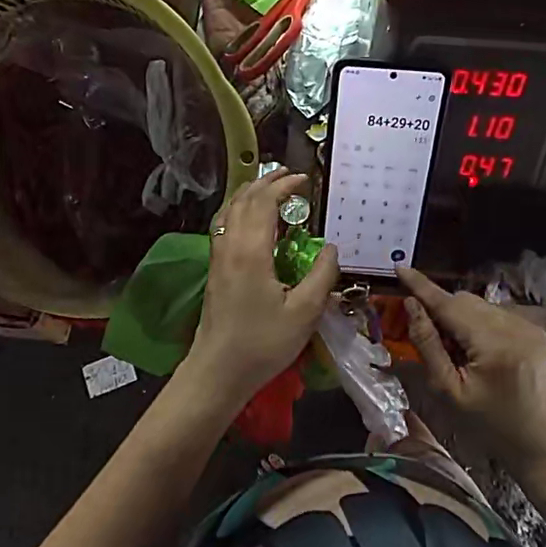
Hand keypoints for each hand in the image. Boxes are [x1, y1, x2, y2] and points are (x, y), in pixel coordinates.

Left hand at [183, 171, 338, 404]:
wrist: (218, 371)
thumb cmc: (263, 344)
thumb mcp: (305, 313)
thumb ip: (321, 275)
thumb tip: (331, 248)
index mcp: (250, 252)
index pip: (263, 203)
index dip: (282, 186)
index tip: (303, 179)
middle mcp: (229, 247)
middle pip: (242, 201)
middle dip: (264, 183)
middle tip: (288, 175)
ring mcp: (217, 259)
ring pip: (228, 212)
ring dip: (248, 194)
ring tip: (268, 189)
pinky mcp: (214, 272)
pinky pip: (224, 227)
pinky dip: (238, 212)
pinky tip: (249, 222)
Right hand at [396, 266, 545, 454]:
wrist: (540, 441)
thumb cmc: (489, 424)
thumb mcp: (448, 390)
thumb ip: (427, 345)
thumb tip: (412, 306)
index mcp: (495, 344)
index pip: (449, 305)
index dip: (422, 287)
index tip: (400, 268)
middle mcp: (516, 326)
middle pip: (464, 301)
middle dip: (440, 311)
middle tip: (429, 341)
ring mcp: (529, 326)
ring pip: (478, 306)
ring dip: (458, 319)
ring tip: (456, 353)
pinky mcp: (535, 331)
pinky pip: (494, 315)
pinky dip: (476, 325)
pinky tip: (475, 352)